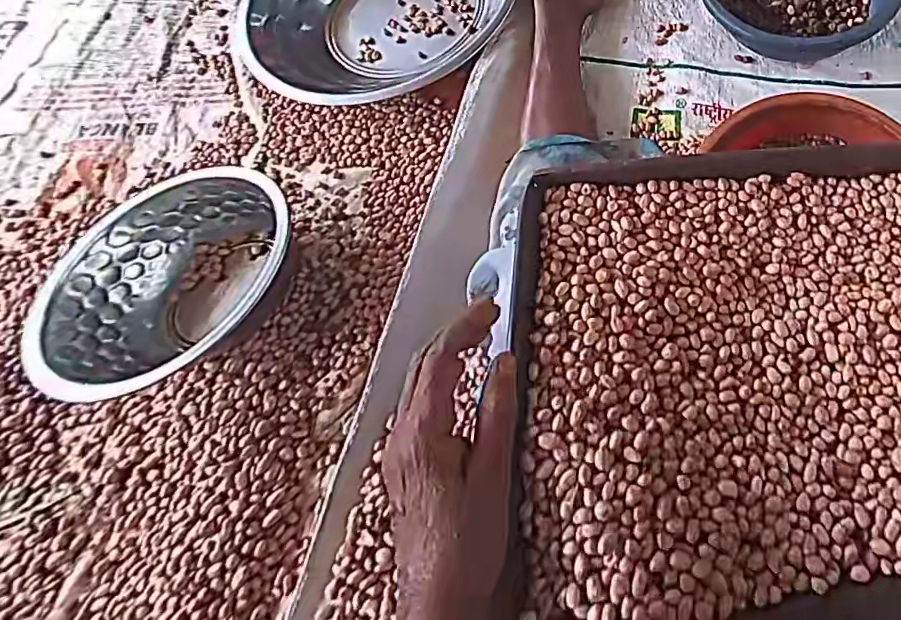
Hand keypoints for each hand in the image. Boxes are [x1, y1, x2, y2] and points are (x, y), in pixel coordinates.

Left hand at [384, 299, 516, 619]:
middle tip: (488, 315)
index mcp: (422, 433)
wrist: (435, 600)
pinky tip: (460, 380)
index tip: (491, 309)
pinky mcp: (403, 463)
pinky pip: (418, 402)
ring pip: (417, 381)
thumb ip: (496, 413)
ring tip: (478, 338)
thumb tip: (503, 363)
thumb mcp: (492, 476)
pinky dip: (440, 377)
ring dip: (446, 351)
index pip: (441, 359)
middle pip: (423, 363)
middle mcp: (402, 436)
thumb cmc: (464, 546)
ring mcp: (398, 450)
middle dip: (456, 331)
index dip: (466, 326)